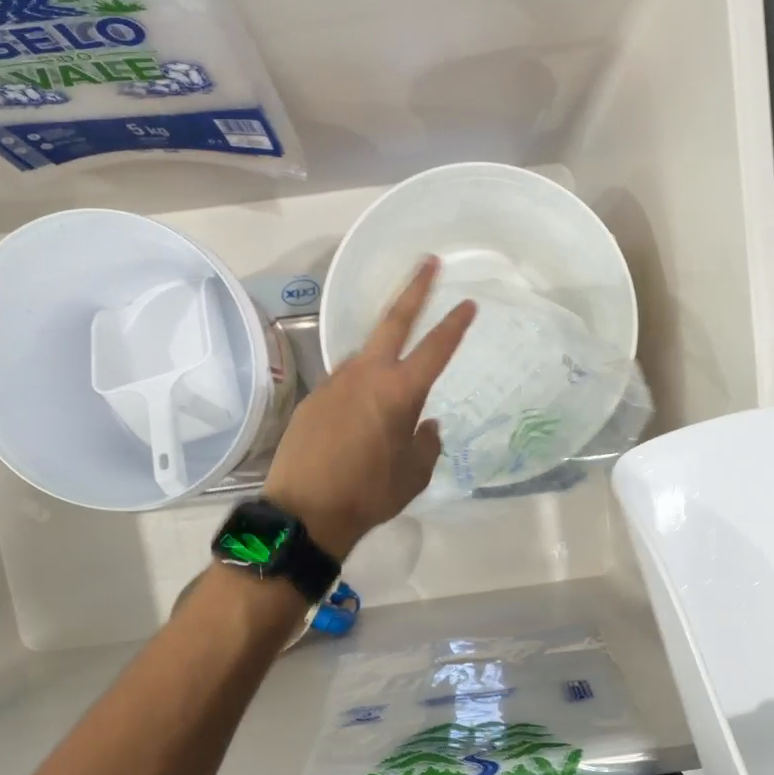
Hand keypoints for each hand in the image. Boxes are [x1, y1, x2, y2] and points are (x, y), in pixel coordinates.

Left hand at [262, 257, 473, 558]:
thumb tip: (426, 425)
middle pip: (393, 320)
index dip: (454, 324)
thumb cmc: (369, 495)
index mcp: (399, 392)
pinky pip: (344, 384)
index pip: (435, 348)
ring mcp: (334, 382)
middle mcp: (366, 375)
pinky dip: (358, 389)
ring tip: (391, 382)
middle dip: (414, 289)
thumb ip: (426, 444)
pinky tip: (358, 415)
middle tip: (428, 263)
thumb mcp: (413, 475)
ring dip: (381, 355)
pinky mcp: (312, 398)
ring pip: (364, 356)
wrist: (305, 511)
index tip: (468, 303)